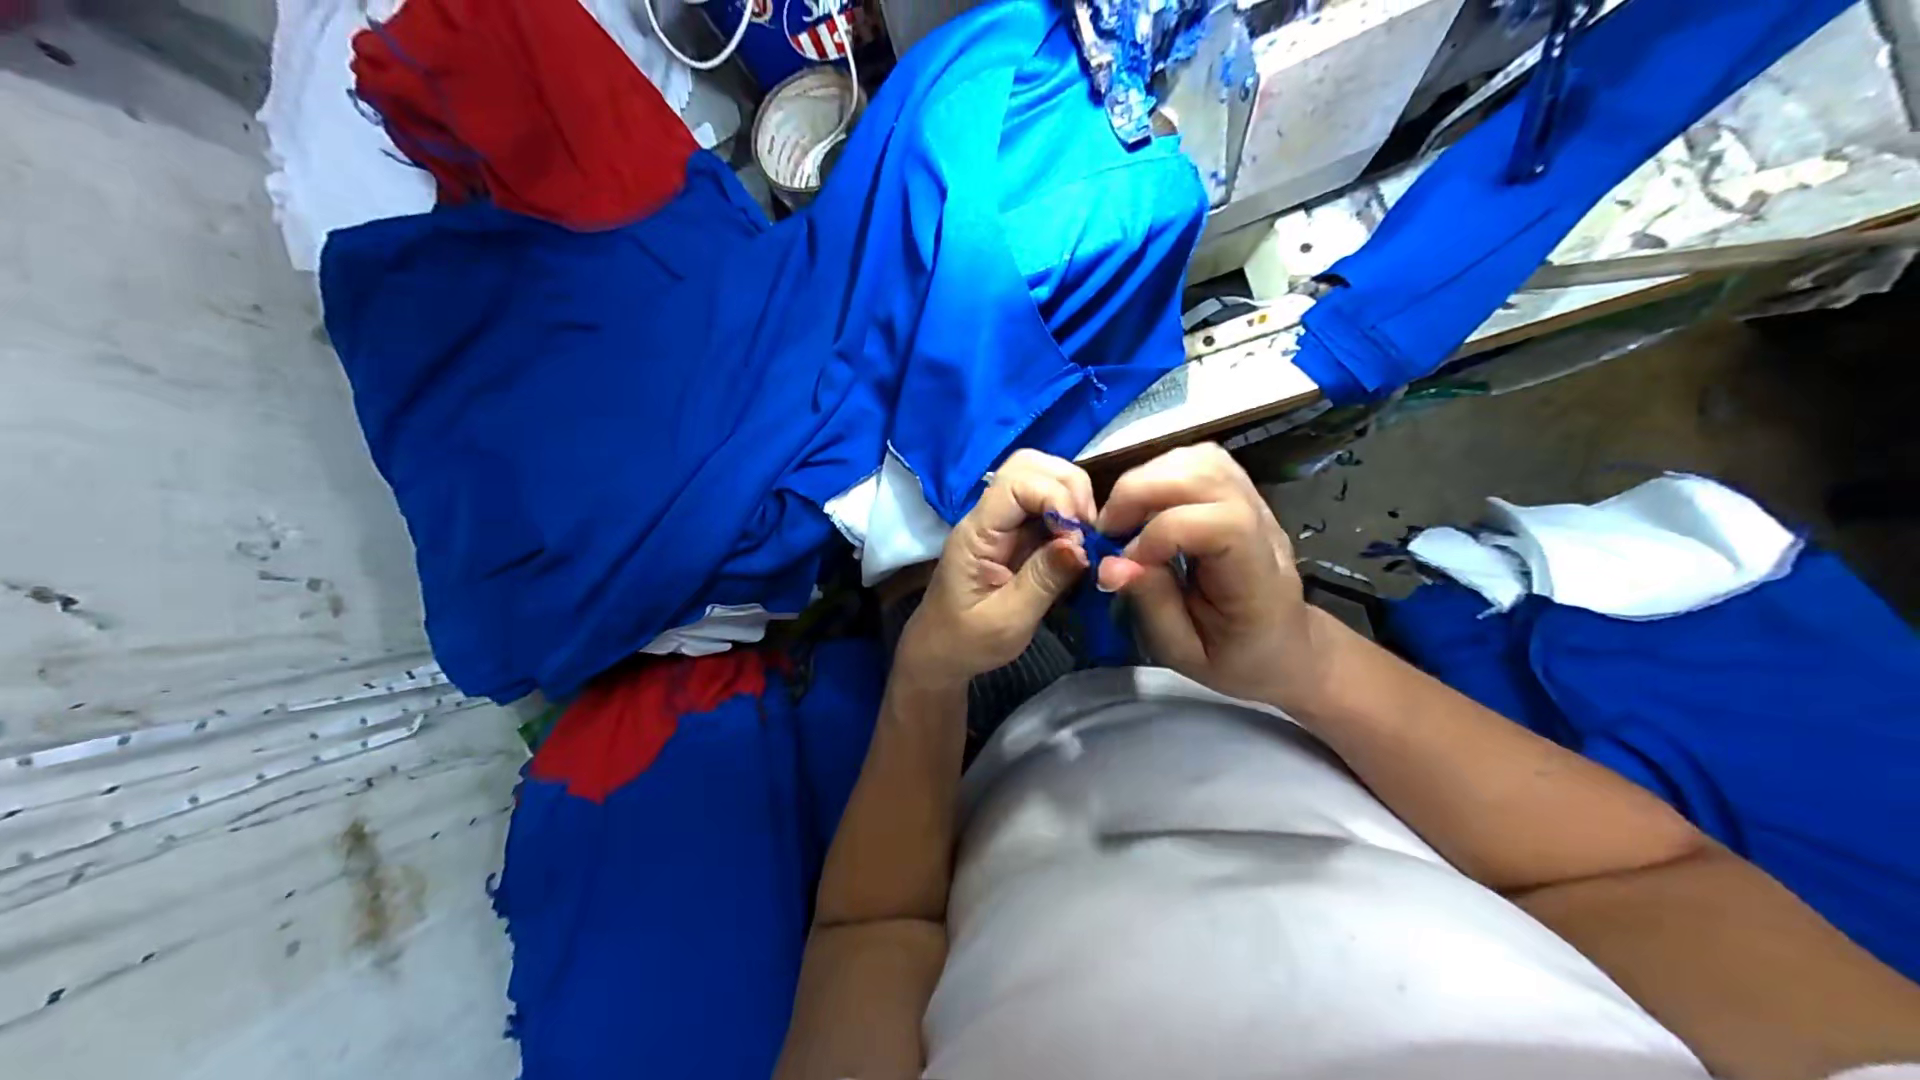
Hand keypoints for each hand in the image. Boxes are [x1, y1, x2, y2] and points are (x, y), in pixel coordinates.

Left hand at [895, 450, 1094, 687]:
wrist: (941, 653)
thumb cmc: (968, 640)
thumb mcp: (1008, 620)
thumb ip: (1043, 581)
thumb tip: (1081, 546)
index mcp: (977, 533)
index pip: (1016, 483)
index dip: (1055, 496)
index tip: (1077, 535)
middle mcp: (988, 517)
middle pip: (1029, 466)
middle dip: (1069, 486)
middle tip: (1088, 529)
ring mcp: (1002, 523)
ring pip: (1040, 478)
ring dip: (1072, 498)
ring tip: (1086, 536)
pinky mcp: (1016, 535)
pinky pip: (1046, 506)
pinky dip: (1069, 514)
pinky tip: (1079, 543)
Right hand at [1095, 443, 1327, 709]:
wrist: (1284, 647)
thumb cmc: (1236, 658)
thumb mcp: (1185, 654)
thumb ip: (1151, 605)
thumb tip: (1110, 563)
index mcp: (1258, 578)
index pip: (1222, 524)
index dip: (1163, 532)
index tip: (1128, 562)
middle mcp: (1263, 528)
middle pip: (1207, 475)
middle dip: (1140, 493)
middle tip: (1108, 530)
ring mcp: (1255, 503)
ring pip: (1200, 459)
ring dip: (1147, 479)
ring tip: (1124, 517)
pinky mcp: (1239, 493)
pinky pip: (1199, 461)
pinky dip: (1160, 473)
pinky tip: (1144, 506)